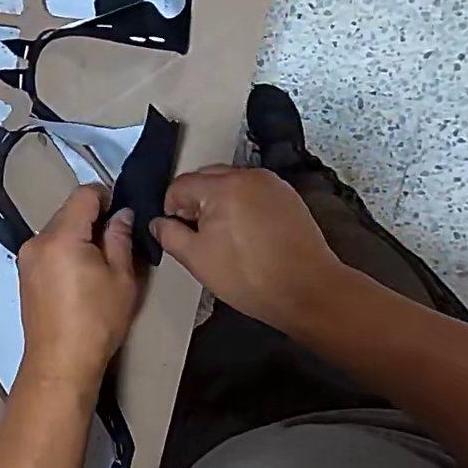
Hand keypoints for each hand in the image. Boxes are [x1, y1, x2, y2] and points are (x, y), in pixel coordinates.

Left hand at [16, 184, 140, 391]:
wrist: (60, 363)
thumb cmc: (96, 323)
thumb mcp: (121, 278)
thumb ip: (121, 238)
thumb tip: (122, 214)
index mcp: (62, 238)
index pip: (83, 195)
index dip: (106, 197)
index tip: (121, 214)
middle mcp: (38, 241)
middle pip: (68, 211)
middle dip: (92, 219)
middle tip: (116, 243)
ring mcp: (27, 258)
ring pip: (57, 229)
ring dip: (78, 236)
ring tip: (98, 264)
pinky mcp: (24, 274)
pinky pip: (48, 248)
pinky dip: (65, 250)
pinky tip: (80, 276)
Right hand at [152, 166, 351, 332]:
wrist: (308, 290)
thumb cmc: (253, 277)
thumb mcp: (197, 259)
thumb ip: (169, 235)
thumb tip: (158, 223)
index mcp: (223, 186)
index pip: (180, 185)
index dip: (171, 209)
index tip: (176, 230)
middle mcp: (248, 176)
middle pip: (206, 179)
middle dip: (196, 203)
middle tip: (199, 236)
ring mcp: (272, 184)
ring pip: (231, 186)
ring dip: (220, 204)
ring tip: (225, 239)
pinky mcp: (288, 197)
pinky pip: (254, 194)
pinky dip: (244, 208)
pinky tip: (247, 237)